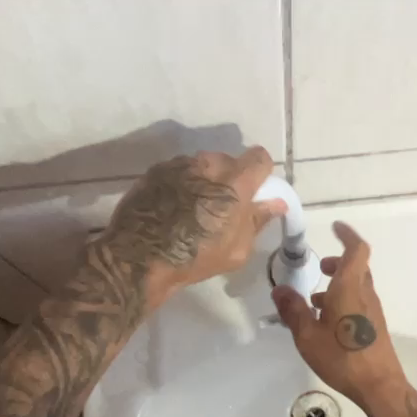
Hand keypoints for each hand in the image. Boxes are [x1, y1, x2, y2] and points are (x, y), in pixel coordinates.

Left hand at [99, 147, 285, 306]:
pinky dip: (184, 184)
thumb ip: (257, 221)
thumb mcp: (237, 250)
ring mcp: (180, 163)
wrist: (141, 257)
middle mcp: (208, 164)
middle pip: (230, 161)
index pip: (260, 158)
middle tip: (224, 208)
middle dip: (231, 180)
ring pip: (203, 165)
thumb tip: (275, 203)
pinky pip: (180, 171)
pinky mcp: (157, 169)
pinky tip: (175, 208)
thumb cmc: (196, 258)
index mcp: (234, 183)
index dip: (261, 175)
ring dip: (206, 181)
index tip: (256, 194)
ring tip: (196, 210)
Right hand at [270, 222, 406, 407]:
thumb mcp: (308, 336)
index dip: (347, 235)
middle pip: (356, 268)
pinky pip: (358, 303)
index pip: (356, 250)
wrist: (379, 386)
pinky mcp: (374, 327)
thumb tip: (279, 290)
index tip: (335, 228)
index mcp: (349, 288)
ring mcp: (372, 311)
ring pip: (356, 287)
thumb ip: (293, 311)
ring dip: (338, 285)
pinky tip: (327, 323)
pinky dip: (343, 302)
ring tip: (315, 301)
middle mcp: (364, 294)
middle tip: (320, 267)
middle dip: (337, 262)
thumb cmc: (342, 358)